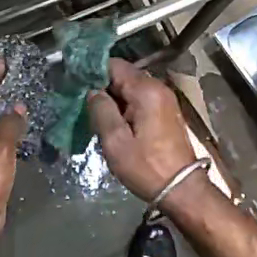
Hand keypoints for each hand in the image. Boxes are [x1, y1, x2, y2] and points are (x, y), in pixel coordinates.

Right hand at [86, 59, 200, 207]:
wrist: (183, 191)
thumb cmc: (147, 167)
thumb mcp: (115, 141)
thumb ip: (100, 109)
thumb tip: (92, 91)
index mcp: (145, 91)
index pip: (113, 65)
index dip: (91, 71)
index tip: (74, 83)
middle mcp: (157, 88)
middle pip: (122, 75)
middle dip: (100, 85)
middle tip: (80, 101)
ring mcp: (164, 99)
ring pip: (129, 87)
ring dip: (111, 96)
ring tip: (92, 112)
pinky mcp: (165, 112)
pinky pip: (138, 98)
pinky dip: (123, 105)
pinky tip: (112, 120)